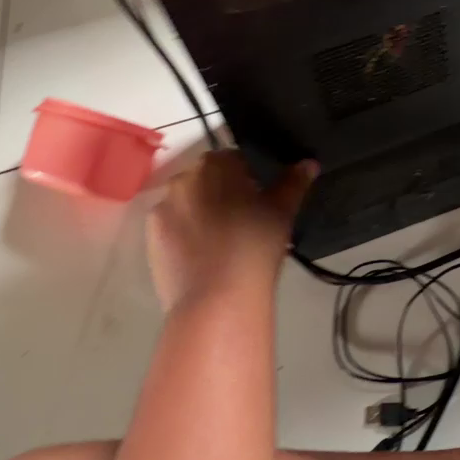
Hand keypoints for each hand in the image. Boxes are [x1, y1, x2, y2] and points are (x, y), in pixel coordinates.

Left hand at [146, 151, 315, 313]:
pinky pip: (172, 226)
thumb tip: (309, 163)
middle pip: (207, 178)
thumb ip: (294, 182)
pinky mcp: (150, 236)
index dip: (249, 177)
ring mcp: (163, 207)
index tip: (259, 199)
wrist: (216, 300)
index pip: (235, 159)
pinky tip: (200, 255)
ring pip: (187, 201)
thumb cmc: (255, 246)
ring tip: (219, 242)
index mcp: (217, 163)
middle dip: (221, 192)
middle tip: (242, 221)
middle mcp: (184, 177)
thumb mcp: (282, 212)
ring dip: (200, 211)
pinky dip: (184, 234)